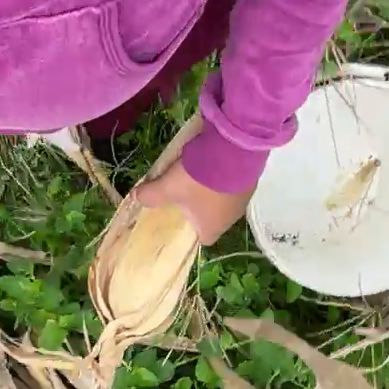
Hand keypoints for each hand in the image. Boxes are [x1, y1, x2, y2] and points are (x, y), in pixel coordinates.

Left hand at [133, 159, 251, 245]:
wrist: (232, 150)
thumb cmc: (198, 179)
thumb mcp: (168, 187)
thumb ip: (151, 195)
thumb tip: (137, 197)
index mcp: (212, 228)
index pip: (203, 239)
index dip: (191, 229)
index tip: (180, 216)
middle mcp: (231, 219)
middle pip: (212, 219)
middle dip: (199, 207)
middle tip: (183, 192)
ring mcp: (243, 200)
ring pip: (223, 201)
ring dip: (212, 191)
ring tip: (198, 175)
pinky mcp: (251, 181)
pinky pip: (233, 185)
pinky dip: (223, 178)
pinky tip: (213, 164)